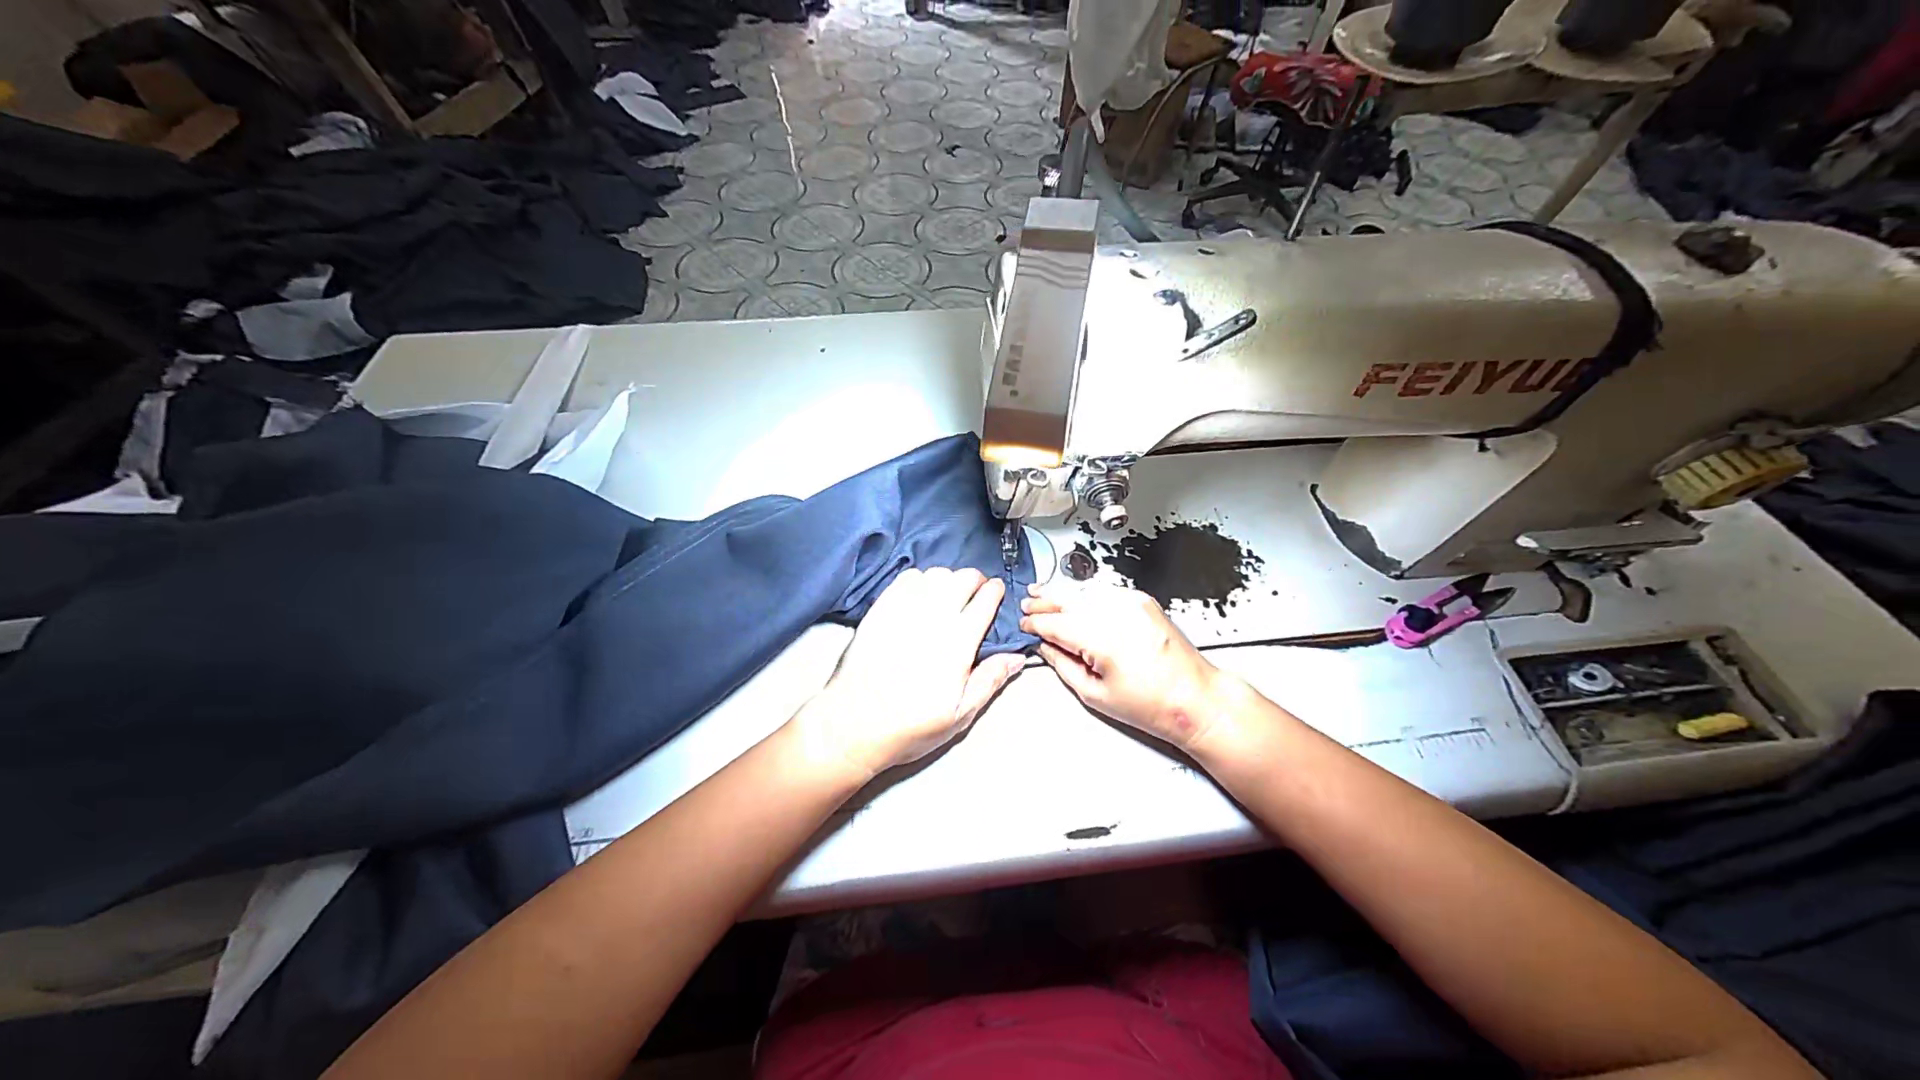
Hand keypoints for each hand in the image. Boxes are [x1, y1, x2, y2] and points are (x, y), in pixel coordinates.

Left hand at [790, 568, 1025, 780]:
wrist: (852, 725)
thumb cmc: (908, 726)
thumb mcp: (959, 715)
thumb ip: (990, 681)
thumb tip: (1016, 657)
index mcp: (957, 643)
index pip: (984, 600)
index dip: (995, 592)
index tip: (997, 591)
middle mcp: (932, 619)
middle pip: (962, 578)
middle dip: (975, 580)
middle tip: (976, 592)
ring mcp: (903, 611)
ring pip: (935, 574)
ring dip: (948, 579)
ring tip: (949, 594)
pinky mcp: (879, 610)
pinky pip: (905, 579)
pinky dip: (919, 580)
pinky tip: (920, 594)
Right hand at [1020, 581, 1240, 755]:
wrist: (1195, 698)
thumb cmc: (1154, 705)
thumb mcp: (1095, 694)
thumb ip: (1063, 665)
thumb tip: (1046, 647)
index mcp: (1102, 637)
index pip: (1055, 622)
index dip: (1034, 623)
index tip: (1024, 625)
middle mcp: (1117, 613)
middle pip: (1068, 599)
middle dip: (1044, 601)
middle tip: (1027, 603)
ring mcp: (1132, 602)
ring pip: (1085, 590)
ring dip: (1063, 594)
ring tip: (1044, 595)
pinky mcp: (1142, 600)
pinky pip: (1105, 591)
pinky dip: (1087, 594)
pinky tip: (1076, 599)